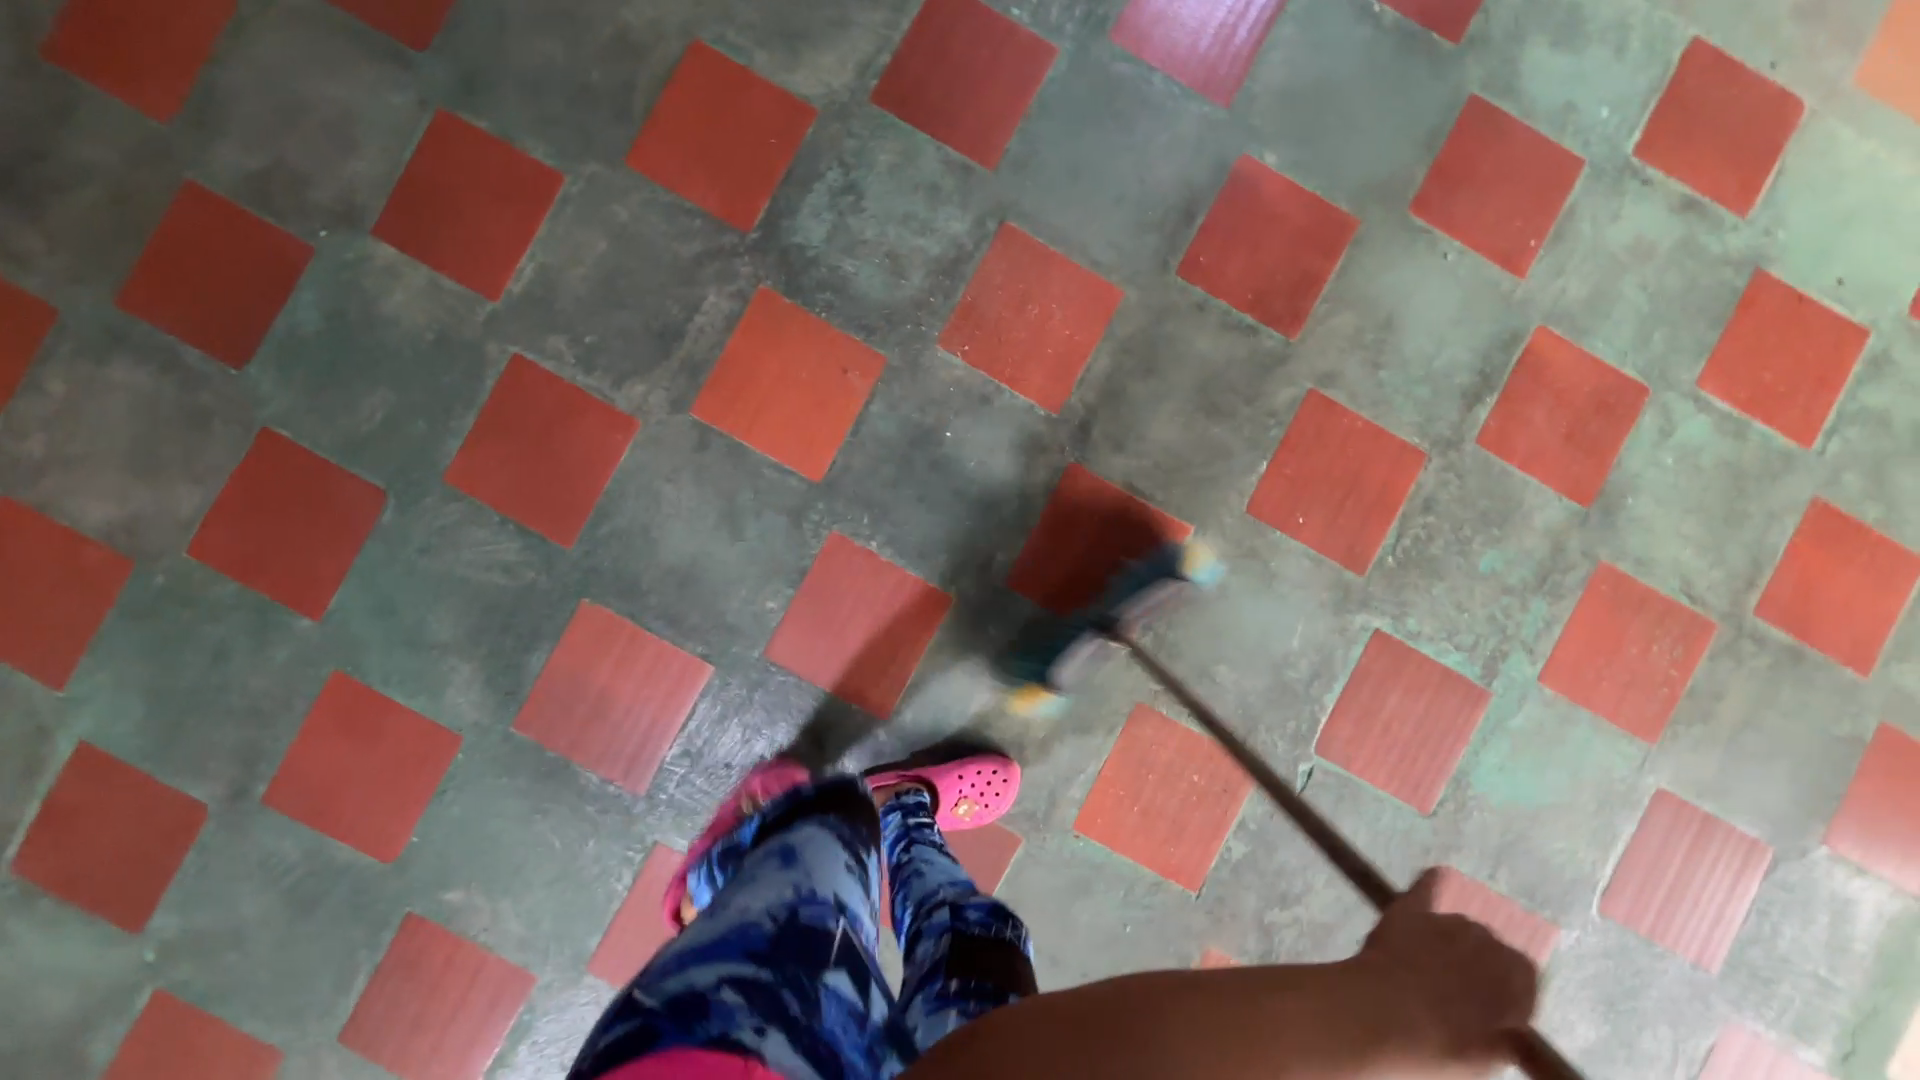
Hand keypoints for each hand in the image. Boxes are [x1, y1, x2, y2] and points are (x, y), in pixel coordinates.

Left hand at [1354, 869, 1539, 1076]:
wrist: (1384, 1016)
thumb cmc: (1441, 1047)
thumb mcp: (1487, 1058)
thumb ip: (1502, 1038)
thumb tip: (1504, 1032)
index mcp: (1517, 979)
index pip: (1523, 979)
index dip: (1504, 994)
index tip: (1487, 1010)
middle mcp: (1488, 940)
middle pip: (1487, 948)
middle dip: (1474, 965)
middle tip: (1450, 990)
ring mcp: (1447, 920)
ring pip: (1456, 925)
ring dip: (1448, 939)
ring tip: (1425, 963)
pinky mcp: (1410, 907)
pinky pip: (1428, 887)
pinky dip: (1433, 883)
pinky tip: (1436, 876)